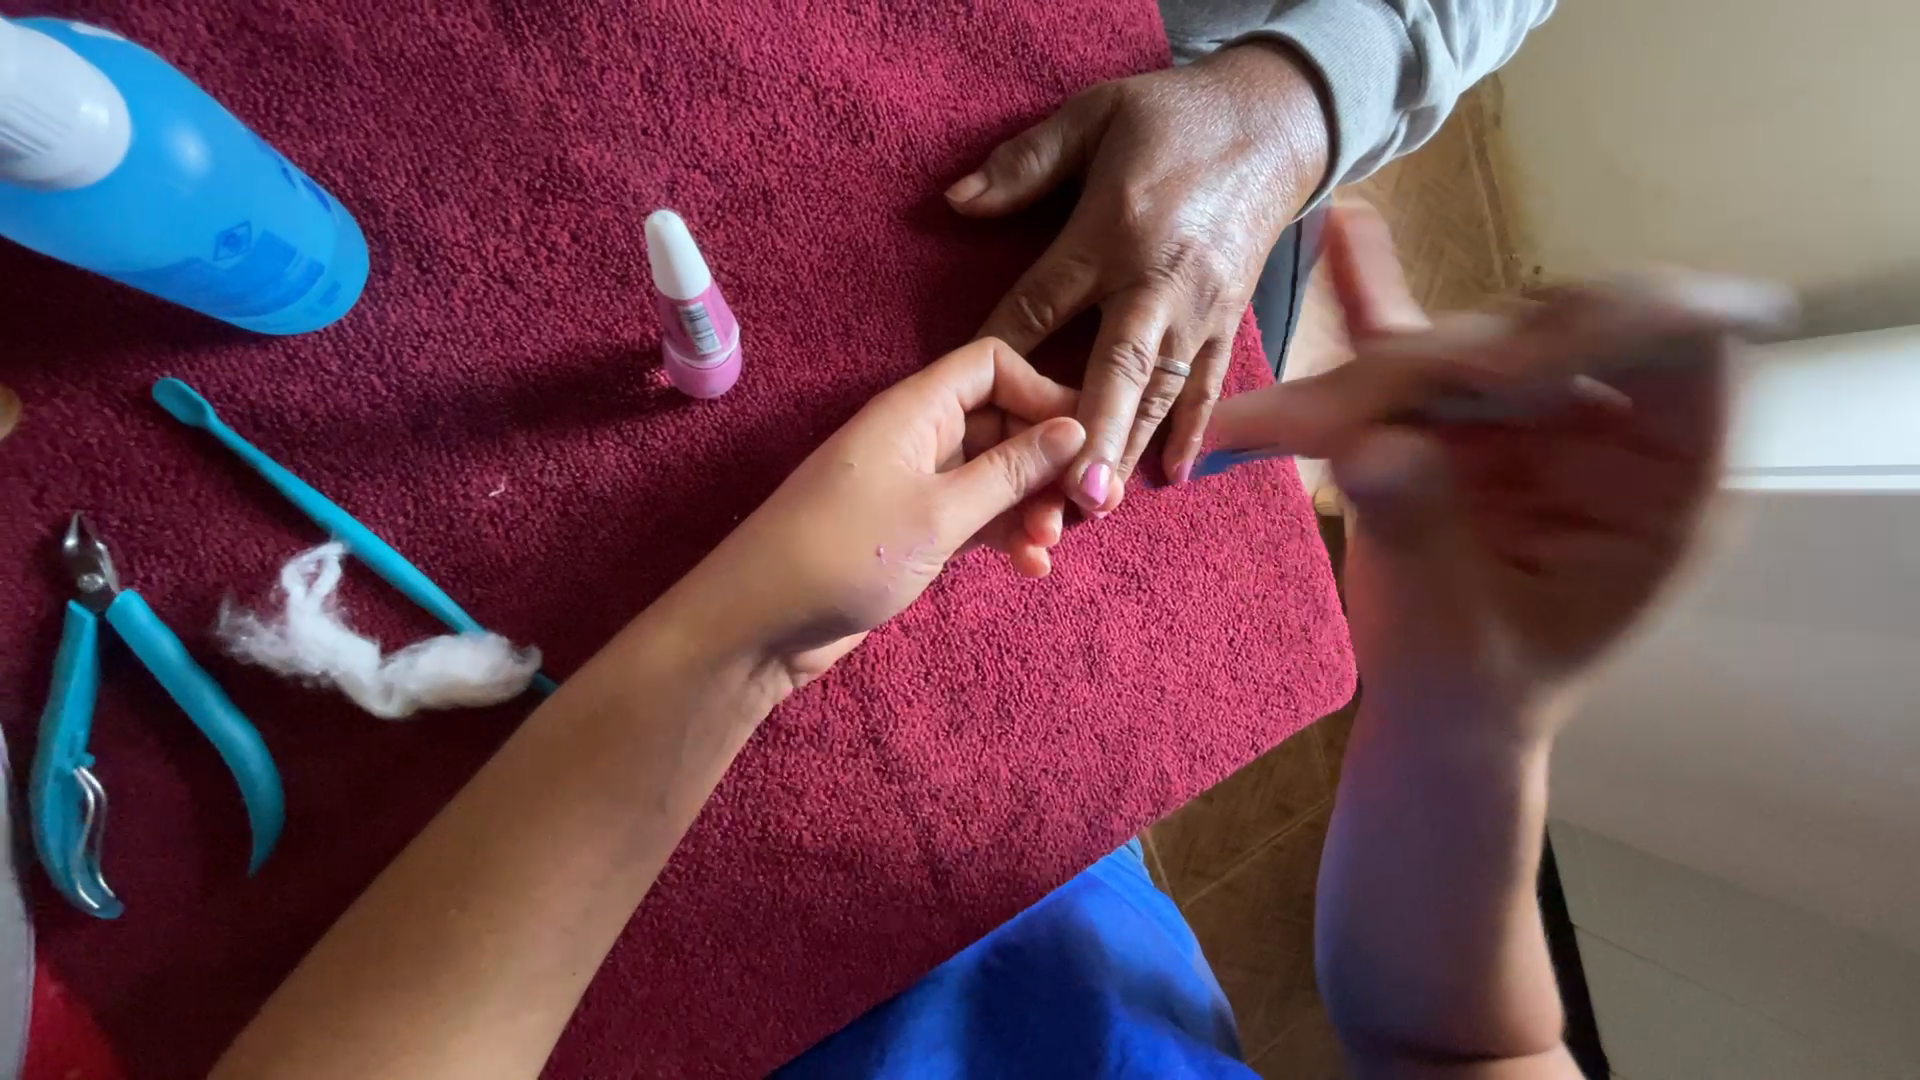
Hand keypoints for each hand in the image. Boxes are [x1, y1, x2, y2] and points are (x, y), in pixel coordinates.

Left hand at [688, 338, 1084, 689]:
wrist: (763, 624)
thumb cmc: (846, 552)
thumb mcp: (939, 511)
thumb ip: (1009, 470)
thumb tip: (1074, 428)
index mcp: (917, 409)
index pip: (994, 366)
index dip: (1043, 392)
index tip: (1084, 439)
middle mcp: (919, 437)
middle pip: (1002, 425)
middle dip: (1046, 464)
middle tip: (1084, 509)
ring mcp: (917, 486)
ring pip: (993, 478)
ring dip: (1028, 507)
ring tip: (1050, 545)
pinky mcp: (915, 530)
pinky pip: (974, 518)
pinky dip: (1002, 537)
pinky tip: (1030, 567)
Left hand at [948, 43, 1329, 512]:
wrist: (1276, 121)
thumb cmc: (1174, 119)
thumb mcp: (1093, 115)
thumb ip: (1024, 162)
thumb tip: (957, 201)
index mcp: (1112, 232)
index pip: (1043, 302)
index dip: (1005, 352)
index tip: (974, 407)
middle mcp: (1157, 284)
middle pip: (1116, 370)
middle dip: (1092, 436)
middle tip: (1069, 496)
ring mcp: (1199, 312)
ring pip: (1161, 394)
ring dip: (1130, 450)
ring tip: (1100, 503)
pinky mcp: (1228, 324)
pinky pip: (1209, 387)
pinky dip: (1192, 433)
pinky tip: (1170, 476)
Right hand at [1210, 204, 1793, 734]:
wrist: (1433, 703)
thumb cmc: (1469, 686)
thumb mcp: (1454, 629)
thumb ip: (1420, 533)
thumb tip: (1370, 445)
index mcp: (1662, 482)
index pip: (1685, 345)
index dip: (1590, 336)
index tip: (1481, 379)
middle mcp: (1596, 428)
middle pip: (1525, 342)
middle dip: (1420, 376)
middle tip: (1323, 427)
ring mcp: (1514, 418)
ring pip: (1442, 354)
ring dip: (1352, 384)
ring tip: (1262, 424)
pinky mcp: (1441, 422)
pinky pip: (1405, 351)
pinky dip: (1369, 298)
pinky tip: (1345, 233)